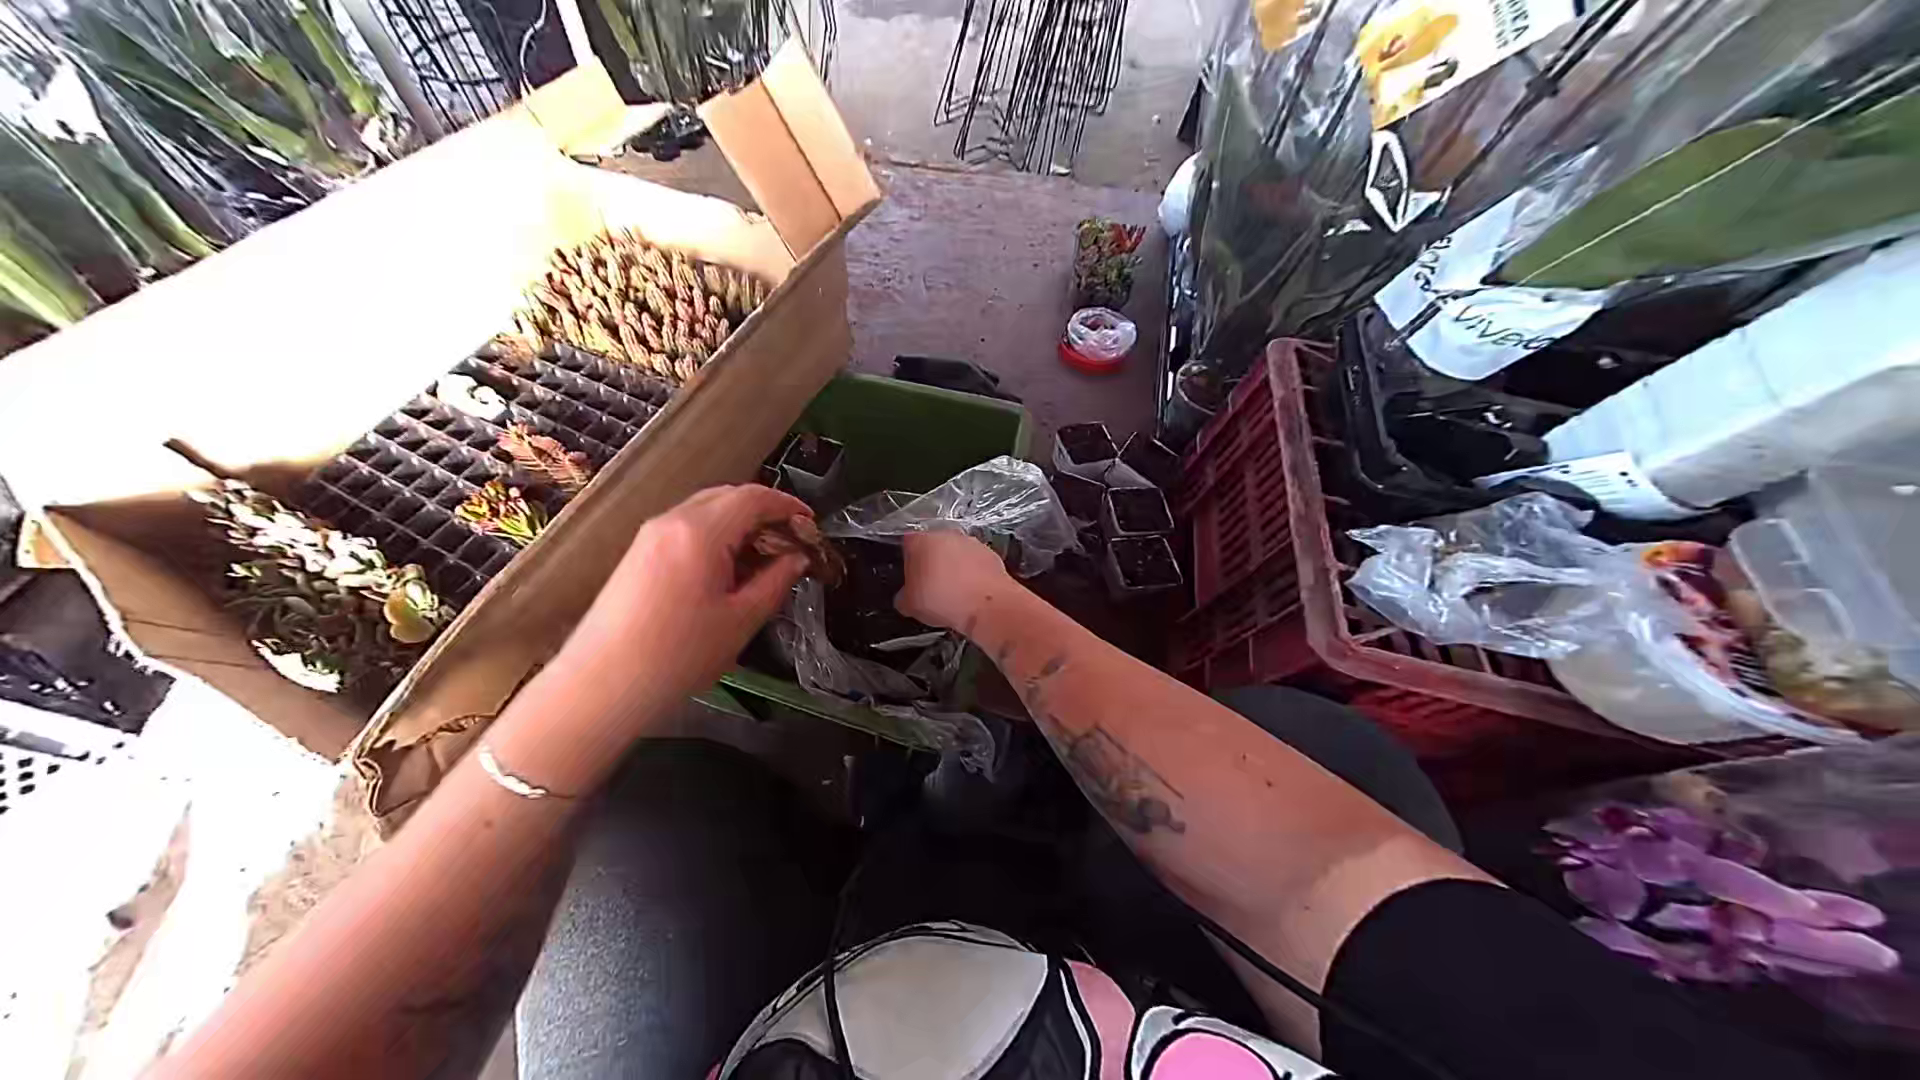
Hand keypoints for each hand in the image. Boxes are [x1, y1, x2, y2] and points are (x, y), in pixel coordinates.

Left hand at [561, 484, 812, 707]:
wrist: (600, 686)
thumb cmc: (677, 656)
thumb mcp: (741, 620)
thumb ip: (776, 581)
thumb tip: (797, 559)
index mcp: (700, 532)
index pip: (754, 497)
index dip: (788, 505)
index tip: (811, 523)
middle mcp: (671, 522)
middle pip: (729, 496)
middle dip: (766, 512)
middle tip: (792, 542)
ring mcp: (650, 536)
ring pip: (707, 511)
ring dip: (741, 524)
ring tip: (765, 558)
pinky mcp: (639, 554)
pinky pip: (687, 528)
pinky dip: (717, 536)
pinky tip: (729, 569)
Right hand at [897, 529, 1013, 632]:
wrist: (987, 606)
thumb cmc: (945, 599)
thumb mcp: (909, 605)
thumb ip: (903, 596)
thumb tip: (905, 599)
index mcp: (920, 541)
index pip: (907, 544)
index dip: (907, 561)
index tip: (910, 577)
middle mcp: (946, 535)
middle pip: (933, 545)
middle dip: (931, 563)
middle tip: (930, 586)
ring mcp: (971, 542)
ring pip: (956, 552)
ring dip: (954, 567)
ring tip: (952, 592)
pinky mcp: (990, 554)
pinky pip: (975, 562)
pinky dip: (973, 574)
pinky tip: (970, 592)